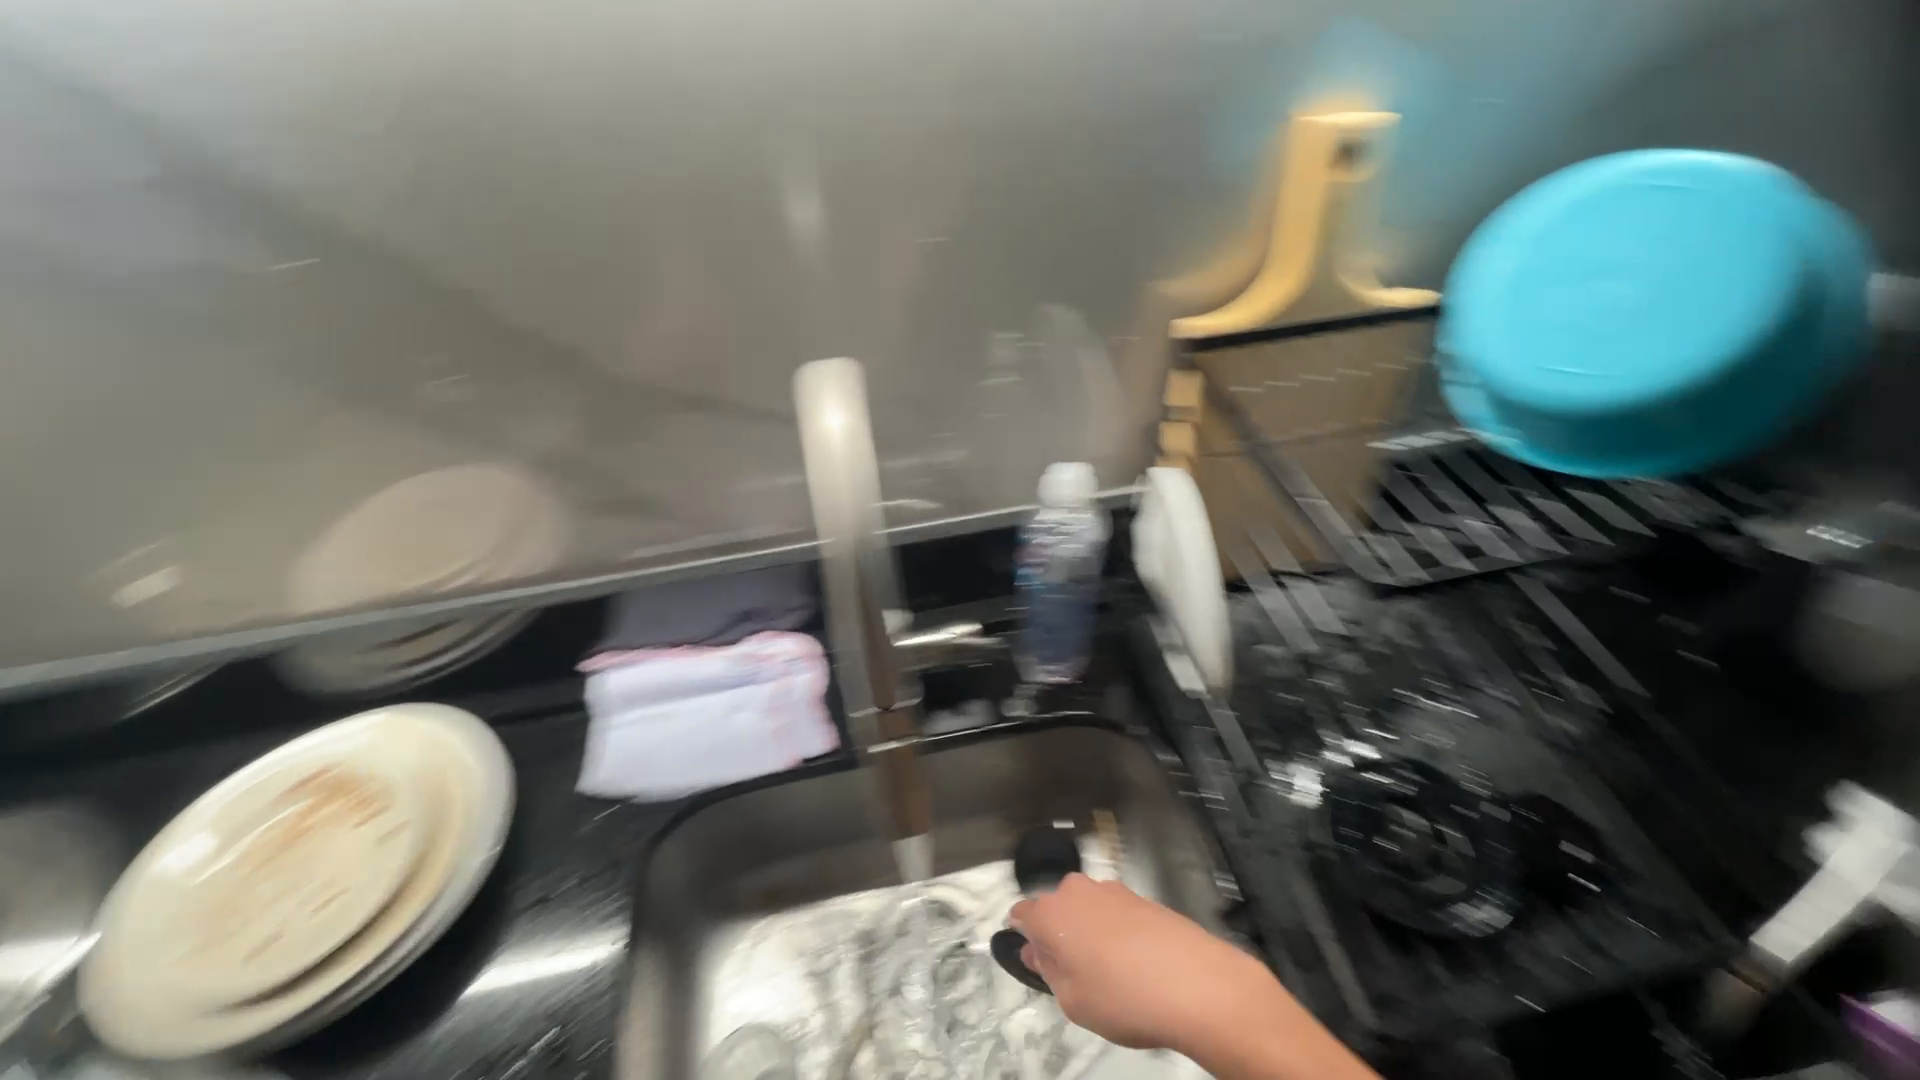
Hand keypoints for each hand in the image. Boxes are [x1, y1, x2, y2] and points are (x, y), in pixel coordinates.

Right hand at [1006, 874, 1288, 1053]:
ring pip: (1088, 910)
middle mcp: (1078, 891)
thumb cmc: (1122, 997)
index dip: (1024, 937)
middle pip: (1057, 909)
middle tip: (1074, 973)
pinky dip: (1119, 933)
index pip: (1021, 914)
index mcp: (1051, 913)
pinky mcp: (1144, 898)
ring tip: (1112, 972)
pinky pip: (1117, 914)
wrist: (1196, 983)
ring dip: (1091, 933)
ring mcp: (1114, 890)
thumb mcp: (1071, 1000)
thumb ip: (1048, 971)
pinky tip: (1137, 963)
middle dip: (1060, 935)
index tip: (1036, 960)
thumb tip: (1039, 951)